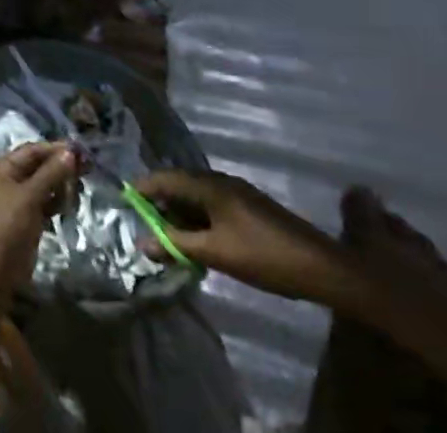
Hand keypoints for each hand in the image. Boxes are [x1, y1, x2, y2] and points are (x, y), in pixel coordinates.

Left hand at [0, 142, 77, 291]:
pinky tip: (68, 207)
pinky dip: (57, 202)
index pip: (33, 150)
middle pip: (41, 166)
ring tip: (76, 193)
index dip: (56, 149)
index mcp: (4, 167)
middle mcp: (11, 179)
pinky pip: (46, 202)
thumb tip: (70, 152)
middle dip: (62, 168)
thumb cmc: (9, 223)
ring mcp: (19, 198)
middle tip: (87, 170)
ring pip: (46, 185)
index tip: (81, 152)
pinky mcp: (28, 216)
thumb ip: (51, 173)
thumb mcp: (30, 195)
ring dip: (61, 186)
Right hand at [133, 170, 358, 306]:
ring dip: (179, 209)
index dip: (143, 187)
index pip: (166, 178)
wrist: (323, 269)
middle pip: (181, 182)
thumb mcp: (214, 253)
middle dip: (159, 199)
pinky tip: (194, 235)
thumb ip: (176, 244)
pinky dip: (196, 215)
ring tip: (164, 230)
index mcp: (211, 186)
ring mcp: (238, 193)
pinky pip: (212, 203)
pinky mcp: (250, 207)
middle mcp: (222, 182)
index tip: (123, 199)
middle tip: (141, 219)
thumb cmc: (263, 256)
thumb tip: (142, 242)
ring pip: (197, 194)